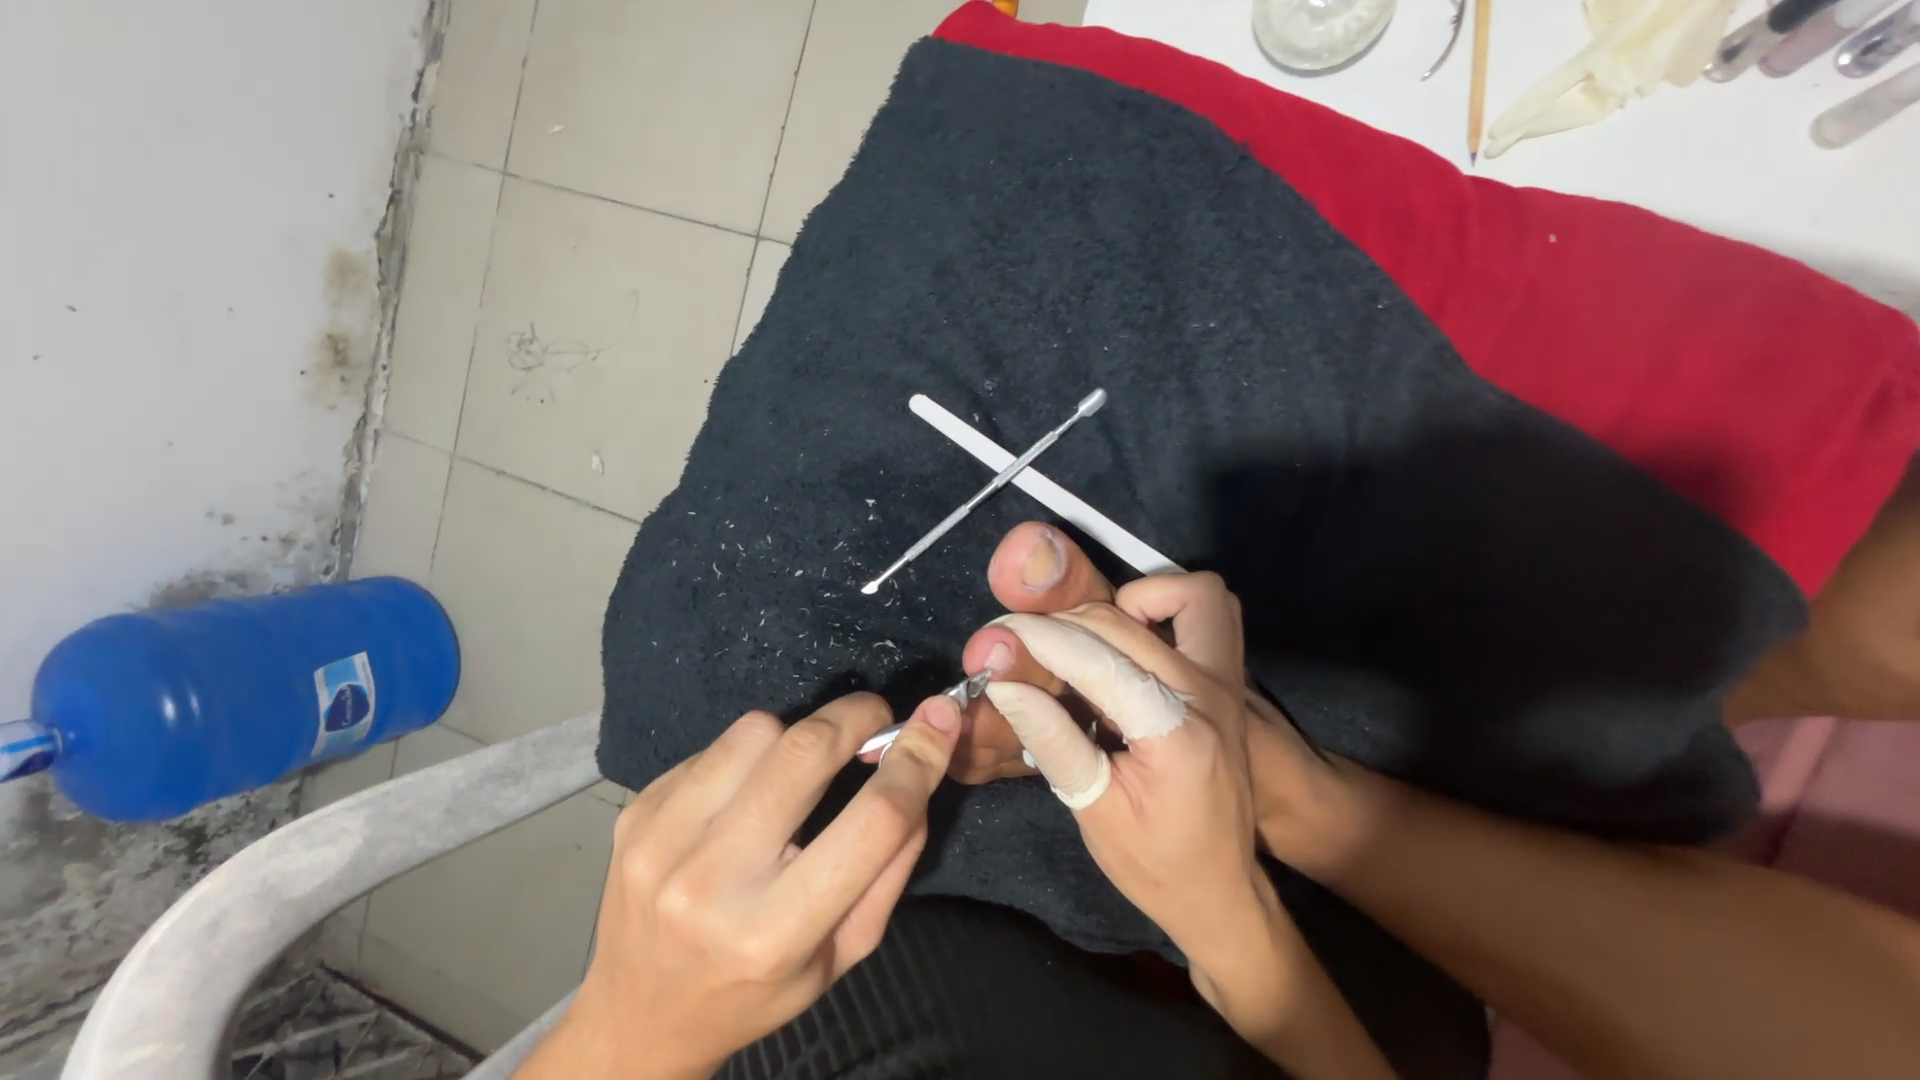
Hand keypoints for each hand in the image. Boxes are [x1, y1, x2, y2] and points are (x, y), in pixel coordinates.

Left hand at [520, 693, 961, 1079]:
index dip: (915, 762)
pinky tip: (750, 791)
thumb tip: (919, 766)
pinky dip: (750, 753)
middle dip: (856, 718)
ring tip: (804, 766)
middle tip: (877, 718)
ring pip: (757, 731)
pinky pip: (715, 745)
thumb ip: (892, 863)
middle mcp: (710, 883)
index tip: (937, 722)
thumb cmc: (758, 991)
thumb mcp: (845, 951)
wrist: (639, 1017)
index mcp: (774, 933)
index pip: (871, 822)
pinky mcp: (637, 811)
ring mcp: (662, 841)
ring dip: (798, 734)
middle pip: (805, 753)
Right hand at [979, 569, 1393, 1078]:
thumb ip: (1052, 740)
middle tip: (1019, 646)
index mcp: (1175, 733)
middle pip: (1122, 623)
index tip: (997, 633)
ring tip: (1083, 639)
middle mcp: (1210, 692)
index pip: (1096, 659)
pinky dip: (1166, 606)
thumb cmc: (1154, 863)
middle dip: (1061, 623)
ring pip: (1183, 596)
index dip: (1040, 638)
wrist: (1222, 889)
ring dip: (1125, 604)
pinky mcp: (1231, 678)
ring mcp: (1229, 680)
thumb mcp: (1094, 811)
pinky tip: (1128, 641)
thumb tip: (1001, 685)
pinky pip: (1208, 609)